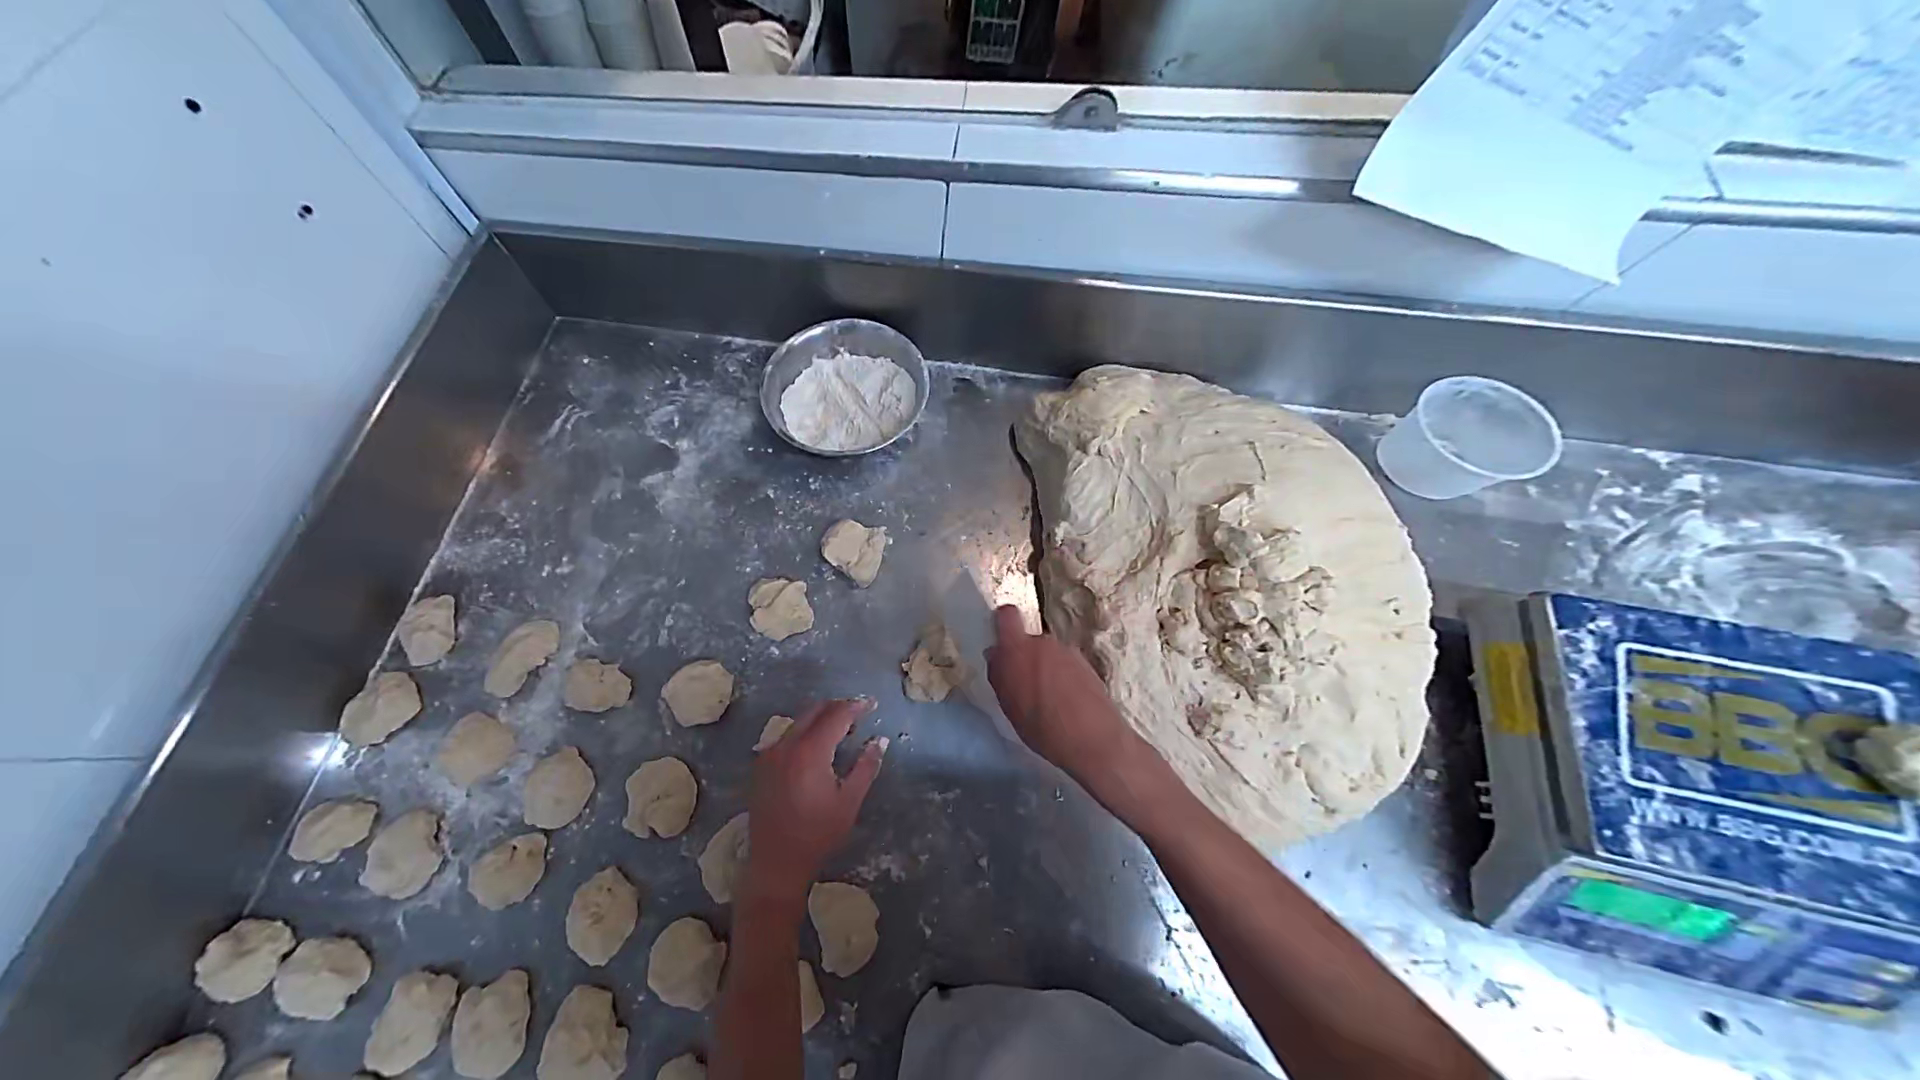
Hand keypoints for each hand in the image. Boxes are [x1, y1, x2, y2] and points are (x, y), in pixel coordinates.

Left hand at [742, 698, 886, 906]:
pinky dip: (804, 731)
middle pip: (815, 711)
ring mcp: (769, 754)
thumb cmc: (817, 835)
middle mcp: (786, 745)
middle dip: (838, 707)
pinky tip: (816, 746)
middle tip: (859, 712)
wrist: (775, 863)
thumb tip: (879, 740)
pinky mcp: (761, 765)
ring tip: (841, 729)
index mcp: (809, 752)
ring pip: (798, 722)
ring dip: (820, 718)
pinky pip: (786, 736)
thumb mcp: (849, 801)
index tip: (871, 704)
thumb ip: (866, 766)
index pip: (836, 715)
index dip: (856, 706)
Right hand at [985, 605, 1161, 798]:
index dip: (1003, 621)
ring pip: (1049, 654)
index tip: (1002, 638)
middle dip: (1026, 657)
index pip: (1007, 615)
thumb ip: (1000, 674)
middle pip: (1029, 641)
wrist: (1092, 738)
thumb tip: (996, 655)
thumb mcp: (1009, 705)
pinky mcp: (1086, 662)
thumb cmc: (1041, 727)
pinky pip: (1066, 664)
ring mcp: (1067, 651)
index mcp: (1017, 649)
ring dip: (1046, 668)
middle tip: (1026, 685)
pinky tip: (1067, 701)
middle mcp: (1043, 643)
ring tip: (1049, 699)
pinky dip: (1064, 677)